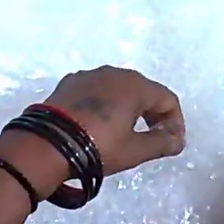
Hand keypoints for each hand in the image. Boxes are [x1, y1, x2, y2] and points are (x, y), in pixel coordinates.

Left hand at [41, 67, 185, 174]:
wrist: (46, 145)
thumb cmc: (97, 147)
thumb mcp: (134, 150)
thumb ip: (161, 143)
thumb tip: (178, 141)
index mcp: (134, 85)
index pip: (167, 100)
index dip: (175, 122)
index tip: (171, 144)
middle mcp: (113, 73)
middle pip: (143, 91)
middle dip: (153, 115)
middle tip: (152, 139)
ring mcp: (88, 75)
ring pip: (118, 90)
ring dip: (128, 109)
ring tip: (124, 133)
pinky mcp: (68, 84)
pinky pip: (96, 92)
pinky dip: (104, 106)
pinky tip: (98, 125)